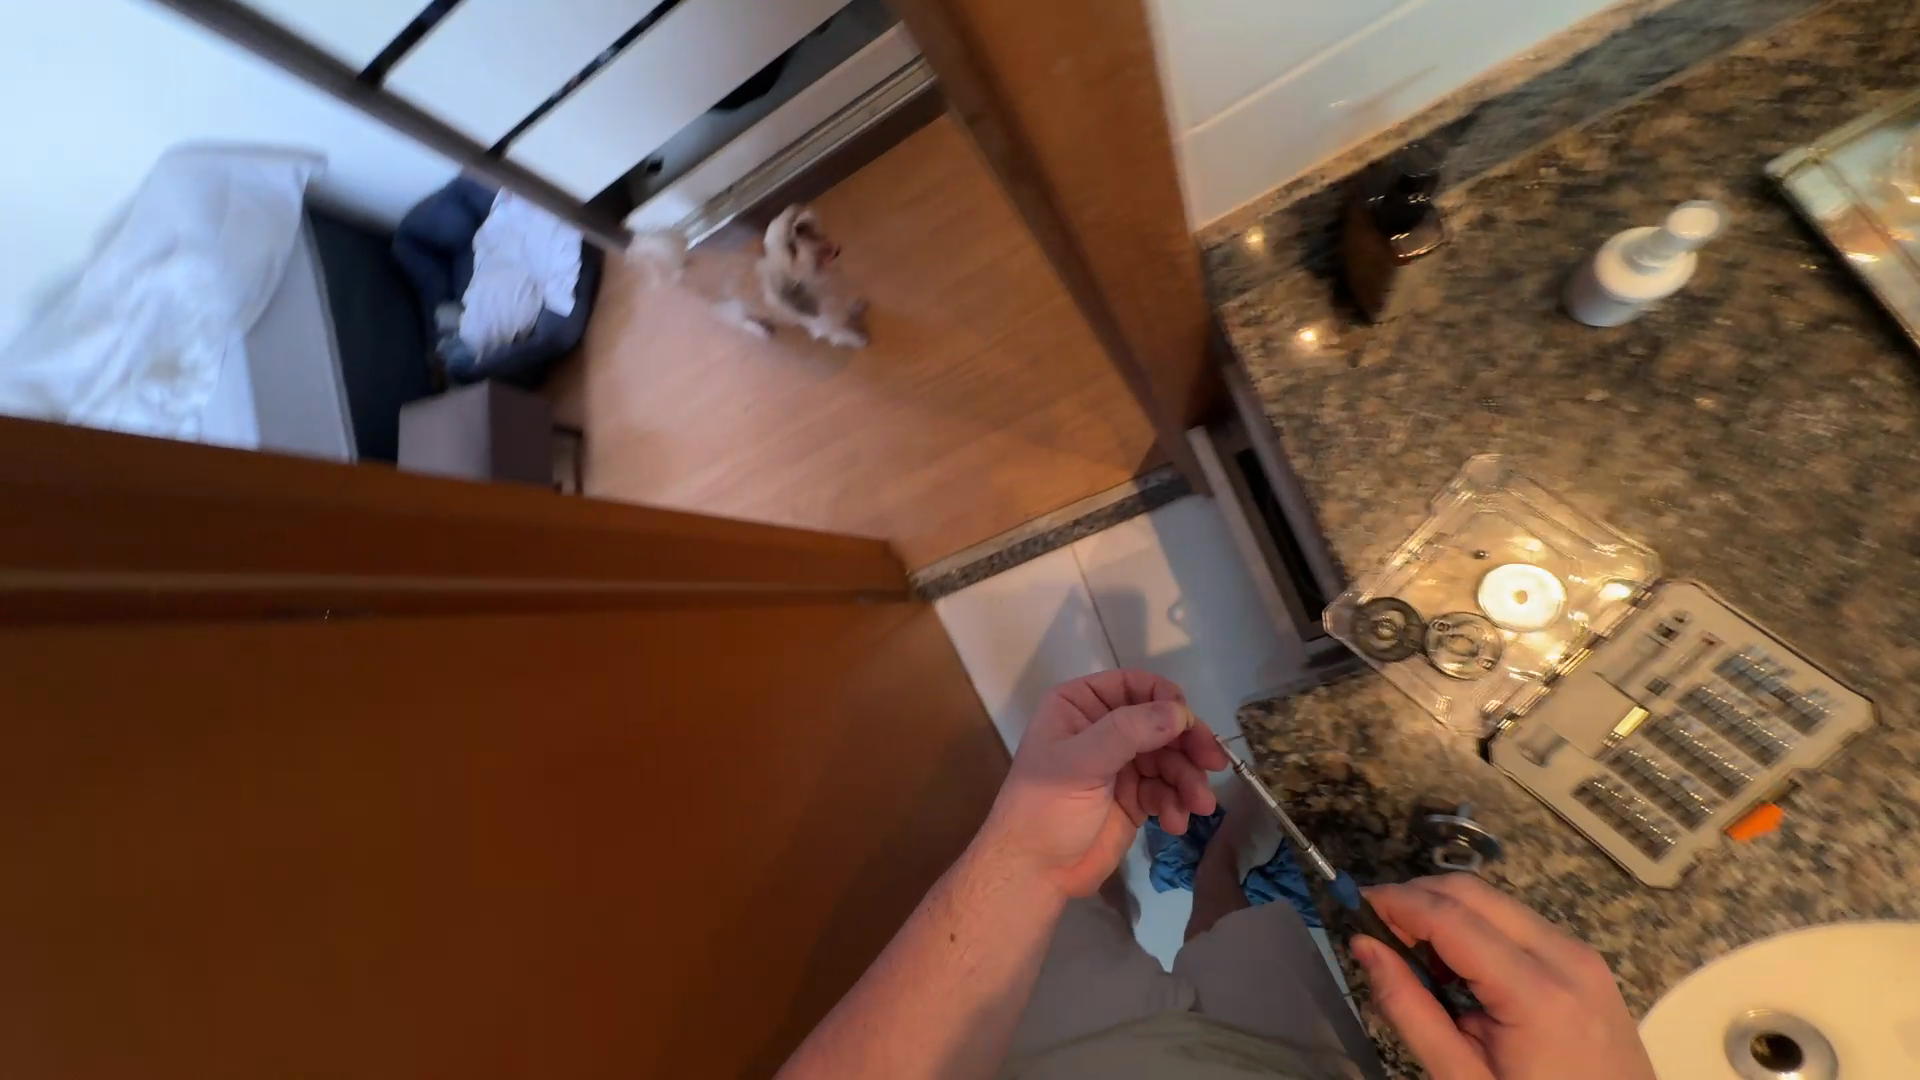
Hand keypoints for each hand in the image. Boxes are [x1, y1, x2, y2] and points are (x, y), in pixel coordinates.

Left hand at [980, 670, 1228, 897]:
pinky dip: (1176, 804)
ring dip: (1188, 780)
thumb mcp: (1082, 762)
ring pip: (1168, 758)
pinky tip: (1174, 824)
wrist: (1033, 872)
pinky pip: (1166, 790)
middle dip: (1187, 745)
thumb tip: (1179, 711)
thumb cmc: (1045, 806)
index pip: (1133, 685)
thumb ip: (1129, 732)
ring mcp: (1118, 764)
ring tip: (1197, 806)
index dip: (1165, 699)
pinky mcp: (1133, 798)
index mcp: (1080, 705)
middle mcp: (1101, 728)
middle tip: (1214, 765)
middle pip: (1159, 722)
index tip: (1189, 724)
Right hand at [1353, 874, 1655, 1079]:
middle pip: (1469, 891)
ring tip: (1420, 957)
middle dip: (1414, 898)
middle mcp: (1566, 957)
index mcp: (1537, 994)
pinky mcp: (1584, 961)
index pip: (1447, 915)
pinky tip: (1460, 966)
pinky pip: (1512, 918)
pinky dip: (1472, 923)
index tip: (1353, 906)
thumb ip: (1408, 1009)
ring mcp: (1581, 955)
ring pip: (1489, 898)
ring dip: (1442, 910)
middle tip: (1380, 931)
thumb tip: (1362, 943)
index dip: (1393, 901)